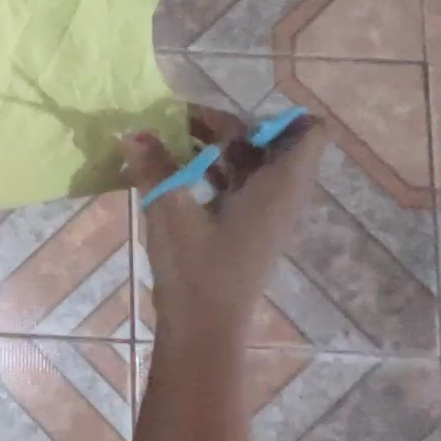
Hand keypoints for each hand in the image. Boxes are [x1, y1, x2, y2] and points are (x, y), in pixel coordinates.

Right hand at [123, 110, 329, 342]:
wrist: (204, 323)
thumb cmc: (196, 268)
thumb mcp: (169, 214)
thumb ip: (154, 169)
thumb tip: (132, 133)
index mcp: (278, 188)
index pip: (308, 132)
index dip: (269, 118)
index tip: (216, 121)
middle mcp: (281, 195)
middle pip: (271, 143)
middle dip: (225, 127)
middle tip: (171, 124)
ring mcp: (264, 212)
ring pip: (251, 163)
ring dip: (213, 148)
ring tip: (163, 144)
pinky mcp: (245, 226)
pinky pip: (236, 184)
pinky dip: (208, 171)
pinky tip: (169, 175)